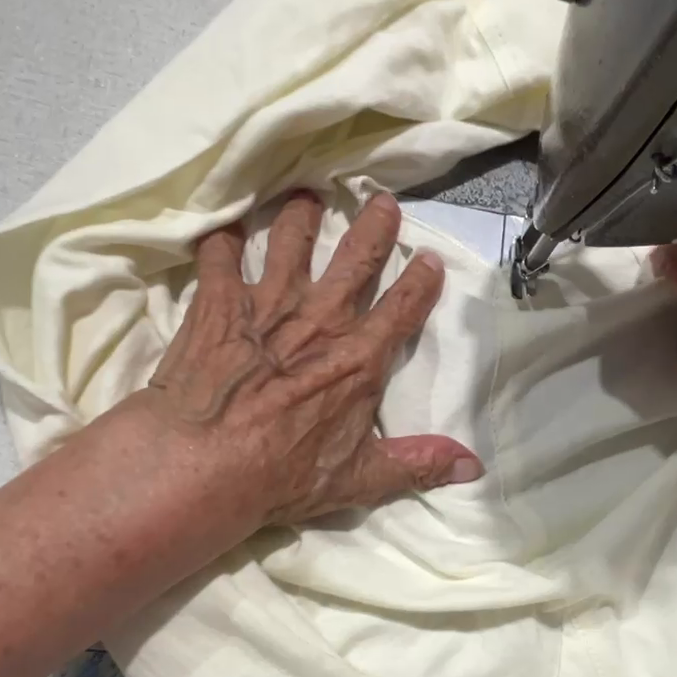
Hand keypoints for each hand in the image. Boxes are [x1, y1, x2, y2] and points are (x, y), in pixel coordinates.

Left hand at [132, 191, 481, 528]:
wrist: (203, 462)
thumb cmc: (282, 474)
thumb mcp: (358, 480)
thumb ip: (415, 465)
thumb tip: (472, 466)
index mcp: (358, 359)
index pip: (401, 308)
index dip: (420, 281)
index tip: (429, 259)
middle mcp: (319, 319)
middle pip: (355, 259)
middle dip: (373, 228)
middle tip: (382, 202)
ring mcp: (266, 304)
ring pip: (290, 242)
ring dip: (301, 216)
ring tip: (306, 196)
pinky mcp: (217, 303)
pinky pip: (221, 255)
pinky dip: (223, 238)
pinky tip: (225, 228)